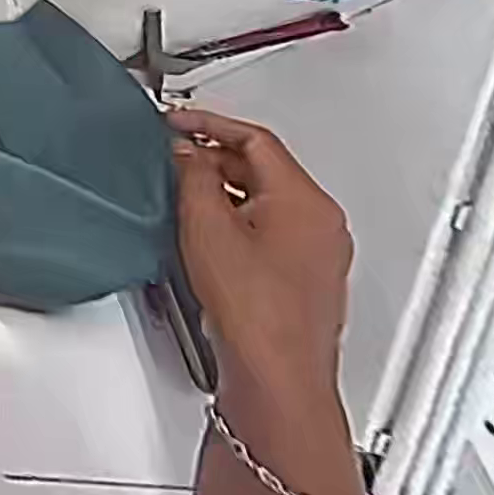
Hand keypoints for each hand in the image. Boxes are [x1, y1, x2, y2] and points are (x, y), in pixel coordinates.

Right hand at [169, 108, 352, 392]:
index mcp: (304, 201)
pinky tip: (202, 226)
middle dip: (212, 155)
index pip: (255, 139)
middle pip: (260, 165)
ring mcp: (315, 248)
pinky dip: (233, 212)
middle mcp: (320, 221)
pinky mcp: (302, 271)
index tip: (178, 120)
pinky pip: (266, 222)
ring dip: (220, 184)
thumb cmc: (253, 308)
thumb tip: (186, 150)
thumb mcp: (206, 223)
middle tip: (174, 153)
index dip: (209, 123)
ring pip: (262, 194)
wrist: (274, 373)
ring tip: (181, 188)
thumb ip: (193, 173)